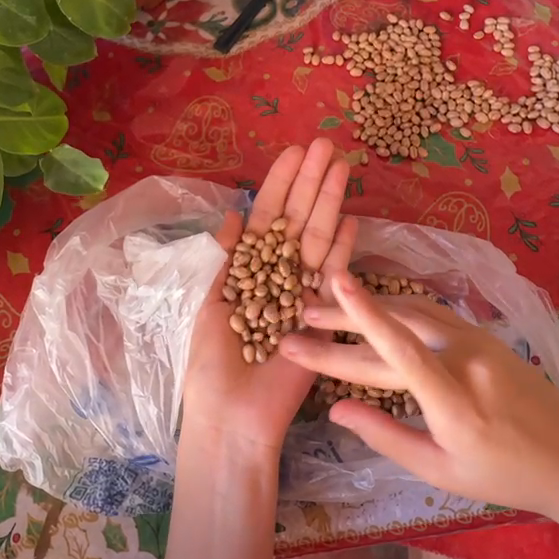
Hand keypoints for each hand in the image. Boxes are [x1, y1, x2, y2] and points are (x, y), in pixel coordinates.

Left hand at [179, 138, 354, 455]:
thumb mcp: (207, 300)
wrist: (232, 414)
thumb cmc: (212, 360)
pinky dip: (344, 249)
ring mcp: (305, 293)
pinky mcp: (325, 318)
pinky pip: (336, 278)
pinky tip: (352, 218)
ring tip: (341, 165)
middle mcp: (279, 274)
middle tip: (325, 144)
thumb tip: (234, 214)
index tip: (292, 152)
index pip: (268, 217)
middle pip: (298, 218)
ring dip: (330, 202)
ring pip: (319, 239)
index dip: (279, 184)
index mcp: (248, 268)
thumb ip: (223, 257)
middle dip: (310, 181)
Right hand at [278, 273, 558, 558]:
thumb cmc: (502, 475)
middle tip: (301, 314)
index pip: (402, 349)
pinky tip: (376, 307)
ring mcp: (478, 340)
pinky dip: (397, 308)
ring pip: (413, 312)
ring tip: (326, 307)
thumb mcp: (440, 471)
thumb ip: (386, 436)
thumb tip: (334, 407)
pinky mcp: (484, 333)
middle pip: (396, 326)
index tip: (336, 282)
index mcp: (454, 400)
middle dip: (344, 317)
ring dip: (369, 308)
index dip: (366, 314)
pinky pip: (431, 313)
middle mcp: (465, 358)